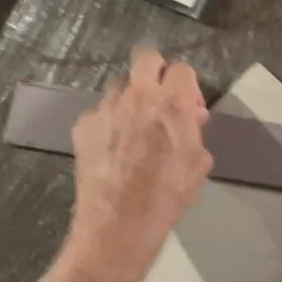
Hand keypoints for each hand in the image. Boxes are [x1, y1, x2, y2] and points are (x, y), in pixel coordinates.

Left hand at [64, 48, 213, 275]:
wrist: (120, 224)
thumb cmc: (168, 196)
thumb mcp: (198, 164)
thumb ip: (195, 131)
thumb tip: (189, 118)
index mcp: (172, 103)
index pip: (182, 69)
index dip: (187, 86)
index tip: (189, 107)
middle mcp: (138, 96)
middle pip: (146, 57)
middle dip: (156, 72)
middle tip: (160, 98)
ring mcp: (106, 108)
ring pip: (120, 85)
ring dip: (131, 98)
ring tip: (134, 127)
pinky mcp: (83, 125)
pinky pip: (100, 112)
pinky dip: (109, 122)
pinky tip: (112, 148)